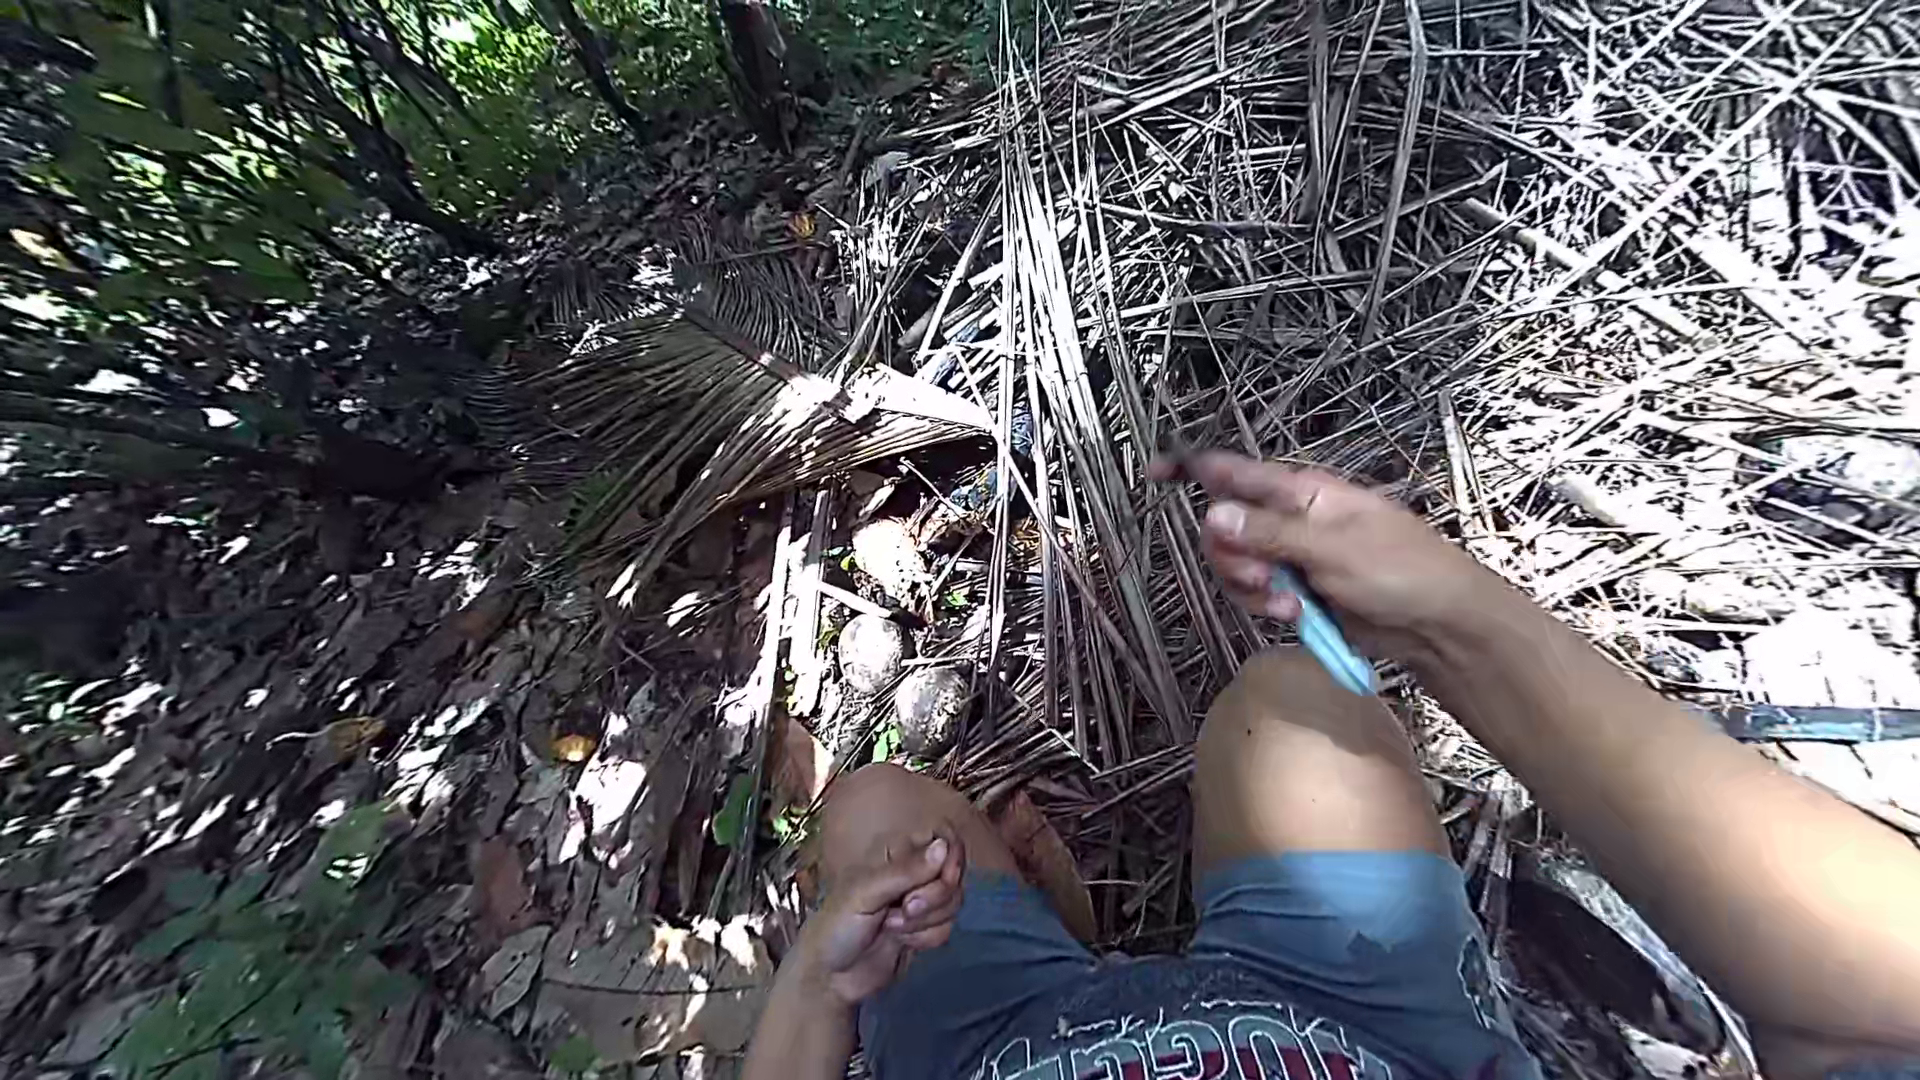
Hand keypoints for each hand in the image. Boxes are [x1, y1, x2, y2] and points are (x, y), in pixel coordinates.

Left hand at [794, 830, 964, 1008]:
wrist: (831, 978)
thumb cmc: (838, 925)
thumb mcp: (866, 893)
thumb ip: (906, 871)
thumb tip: (944, 846)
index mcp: (898, 849)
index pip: (943, 834)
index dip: (952, 855)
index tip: (944, 876)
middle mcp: (914, 869)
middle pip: (954, 871)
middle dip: (935, 897)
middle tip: (905, 908)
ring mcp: (922, 898)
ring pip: (954, 901)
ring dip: (928, 920)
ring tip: (893, 926)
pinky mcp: (926, 927)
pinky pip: (948, 926)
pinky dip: (928, 938)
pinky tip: (903, 942)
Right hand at [1155, 451, 1502, 658]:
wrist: (1438, 627)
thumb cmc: (1401, 571)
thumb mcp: (1333, 547)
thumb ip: (1269, 532)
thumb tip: (1211, 514)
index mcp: (1299, 492)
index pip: (1233, 471)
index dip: (1190, 468)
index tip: (1154, 473)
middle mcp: (1285, 518)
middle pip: (1223, 527)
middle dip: (1233, 556)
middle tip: (1262, 576)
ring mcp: (1286, 553)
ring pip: (1233, 562)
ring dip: (1249, 585)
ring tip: (1286, 601)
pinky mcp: (1289, 586)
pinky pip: (1251, 589)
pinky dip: (1263, 603)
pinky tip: (1293, 612)